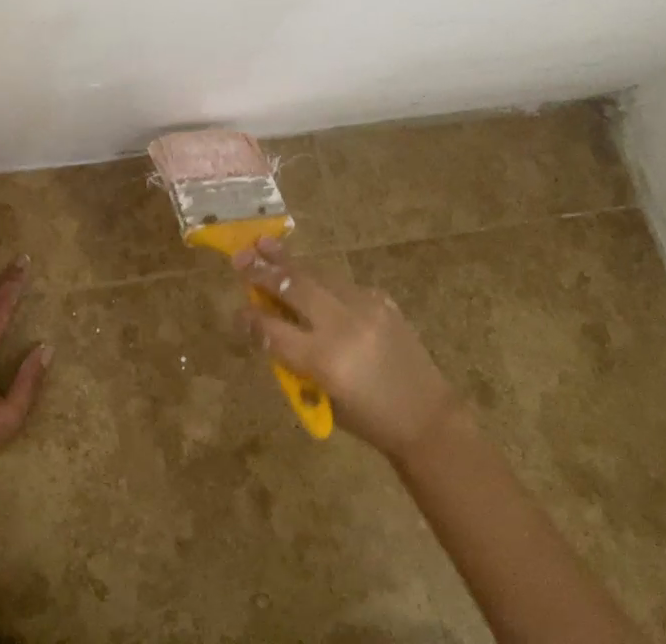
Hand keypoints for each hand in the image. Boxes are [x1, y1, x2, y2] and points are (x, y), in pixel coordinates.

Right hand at [233, 238, 463, 461]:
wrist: (427, 417)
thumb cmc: (368, 420)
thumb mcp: (322, 397)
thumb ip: (294, 358)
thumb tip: (268, 324)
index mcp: (324, 360)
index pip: (273, 329)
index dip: (250, 319)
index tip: (237, 311)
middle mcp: (343, 326)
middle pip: (294, 288)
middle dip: (263, 271)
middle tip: (240, 257)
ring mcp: (366, 308)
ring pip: (319, 275)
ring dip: (290, 262)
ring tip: (265, 245)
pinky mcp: (382, 301)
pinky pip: (343, 284)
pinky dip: (322, 280)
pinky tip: (309, 276)